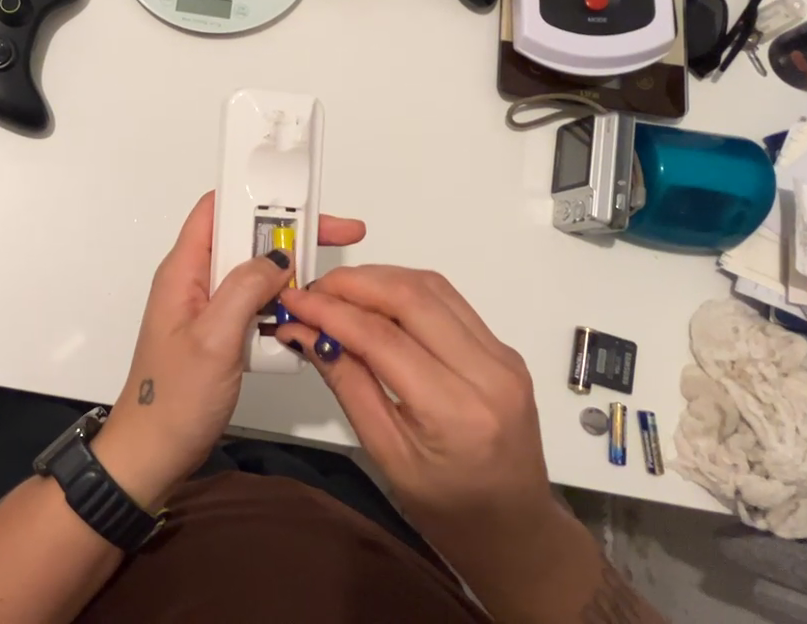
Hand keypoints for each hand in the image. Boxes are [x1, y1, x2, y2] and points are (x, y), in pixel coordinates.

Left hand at [94, 192, 365, 508]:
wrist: (155, 451)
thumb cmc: (174, 398)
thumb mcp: (213, 339)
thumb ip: (244, 290)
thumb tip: (278, 256)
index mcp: (183, 271)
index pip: (216, 210)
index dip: (257, 197)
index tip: (302, 201)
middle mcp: (193, 281)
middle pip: (242, 239)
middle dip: (287, 235)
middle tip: (336, 236)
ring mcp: (206, 307)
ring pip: (252, 272)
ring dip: (287, 274)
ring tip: (326, 279)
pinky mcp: (219, 331)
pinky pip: (253, 305)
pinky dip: (279, 305)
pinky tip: (303, 315)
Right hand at [276, 267, 560, 544]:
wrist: (516, 528)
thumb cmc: (445, 505)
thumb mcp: (384, 453)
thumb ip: (346, 383)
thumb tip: (302, 331)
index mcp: (457, 413)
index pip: (382, 338)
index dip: (329, 312)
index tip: (291, 301)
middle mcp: (489, 373)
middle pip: (410, 297)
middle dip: (350, 283)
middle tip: (309, 292)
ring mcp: (502, 356)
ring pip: (430, 286)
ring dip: (375, 279)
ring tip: (334, 294)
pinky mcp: (501, 348)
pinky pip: (445, 299)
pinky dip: (400, 289)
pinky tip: (371, 301)